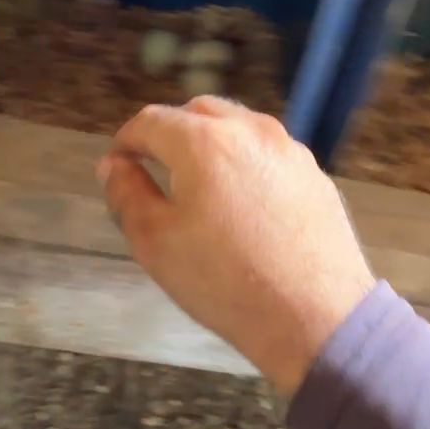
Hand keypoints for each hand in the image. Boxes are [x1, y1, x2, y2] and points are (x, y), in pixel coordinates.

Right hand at [97, 97, 375, 394]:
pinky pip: (268, 153)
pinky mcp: (314, 174)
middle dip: (169, 133)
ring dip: (209, 142)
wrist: (316, 316)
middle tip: (154, 166)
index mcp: (203, 141)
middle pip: (196, 113)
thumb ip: (126, 194)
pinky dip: (245, 162)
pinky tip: (243, 202)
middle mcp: (249, 131)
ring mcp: (289, 149)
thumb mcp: (155, 243)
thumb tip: (113, 165)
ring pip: (238, 127)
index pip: (151, 121)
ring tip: (198, 183)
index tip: (118, 163)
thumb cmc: (225, 282)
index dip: (127, 140)